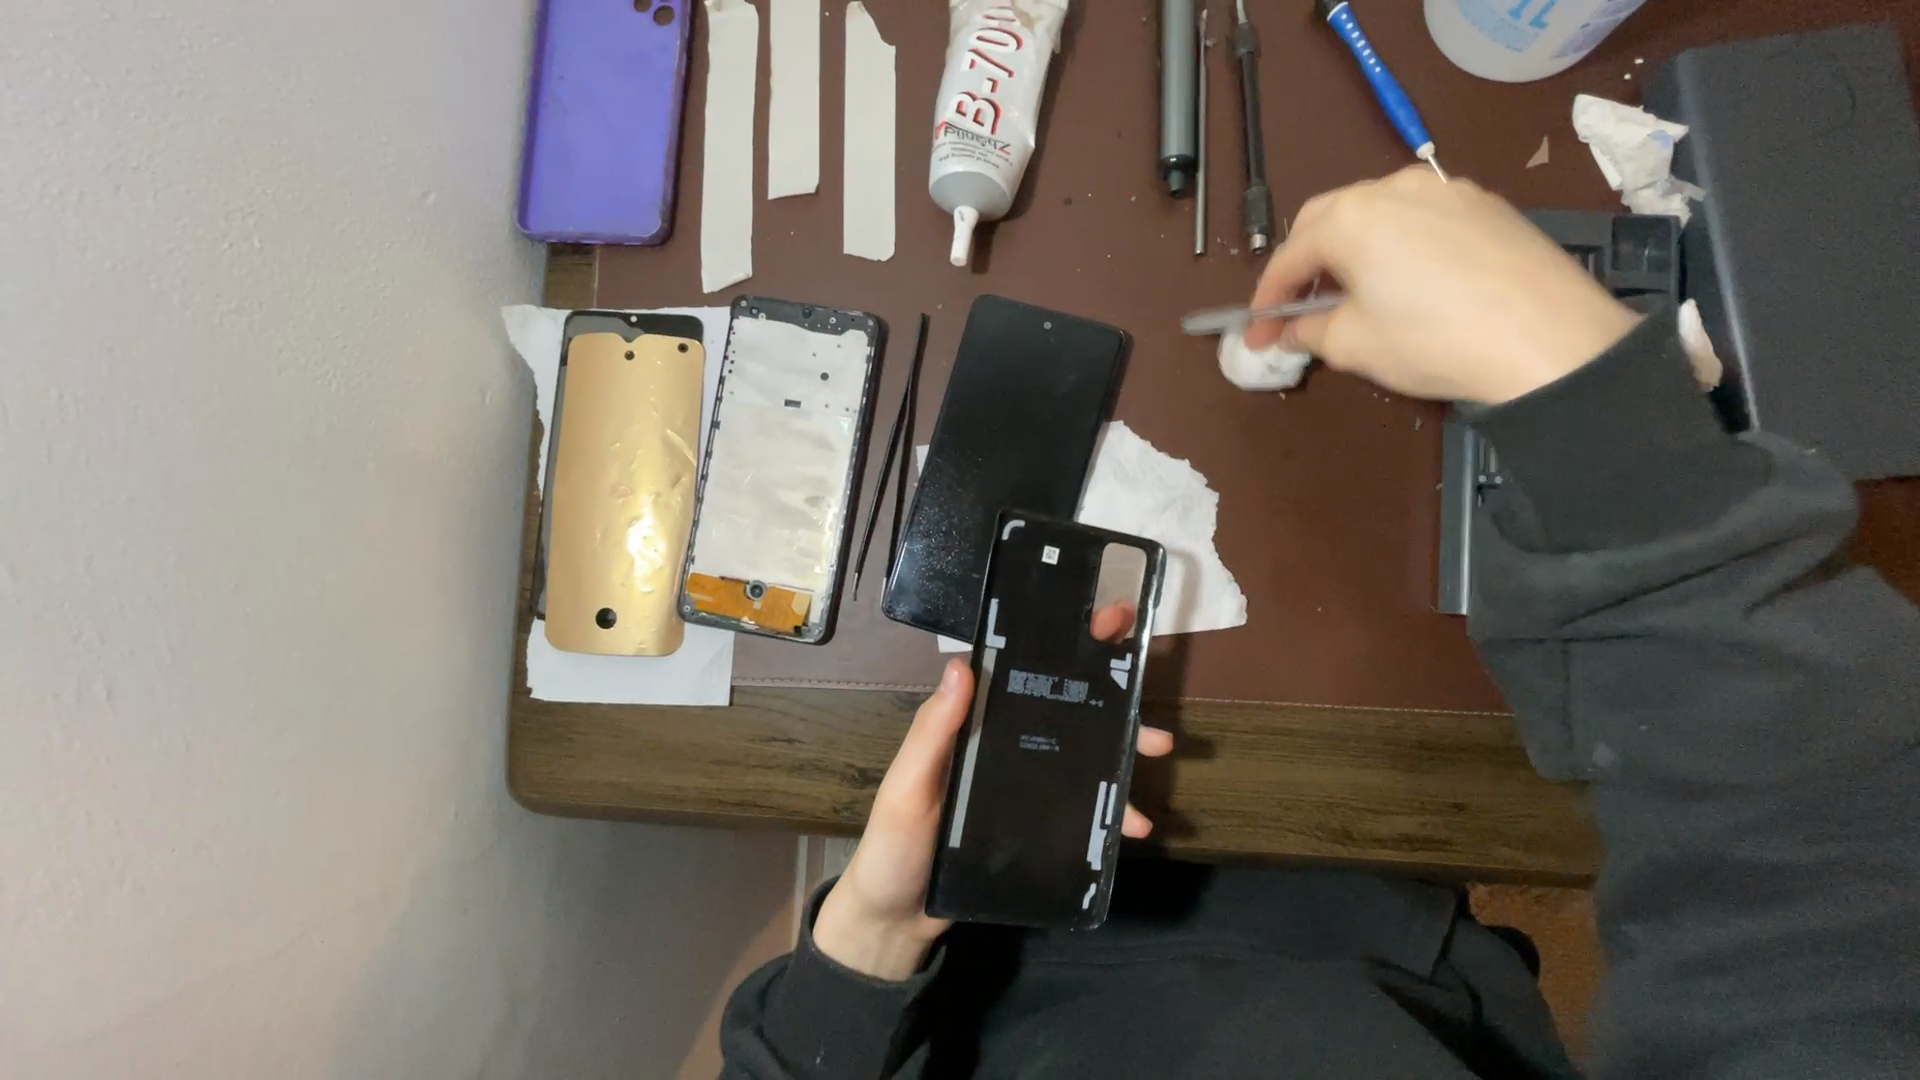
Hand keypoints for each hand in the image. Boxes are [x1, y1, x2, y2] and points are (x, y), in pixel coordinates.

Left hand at [813, 606, 1170, 980]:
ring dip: (1122, 749)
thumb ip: (933, 732)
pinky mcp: (1033, 825)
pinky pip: (1080, 808)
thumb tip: (963, 663)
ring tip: (1158, 750)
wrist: (896, 922)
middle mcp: (1003, 746)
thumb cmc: (894, 846)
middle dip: (1113, 696)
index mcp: (973, 726)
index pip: (1020, 673)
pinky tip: (1133, 824)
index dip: (1062, 647)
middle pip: (1064, 710)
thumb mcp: (908, 786)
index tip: (1108, 625)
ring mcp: (1022, 786)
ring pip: (1082, 754)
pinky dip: (1110, 811)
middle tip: (1149, 684)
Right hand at [1245, 167, 1639, 404]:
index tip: (1257, 332)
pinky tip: (1399, 280)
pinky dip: (1392, 244)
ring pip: (1374, 212)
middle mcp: (1392, 188)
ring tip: (1347, 292)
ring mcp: (1445, 190)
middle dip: (1302, 262)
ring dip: (1347, 249)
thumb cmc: (1429, 340)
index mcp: (1349, 218)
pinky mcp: (1484, 204)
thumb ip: (1307, 331)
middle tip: (1296, 306)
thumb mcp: (1350, 345)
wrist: (1547, 339)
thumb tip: (1291, 330)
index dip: (1266, 299)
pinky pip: (1417, 217)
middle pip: (1326, 220)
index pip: (1288, 257)